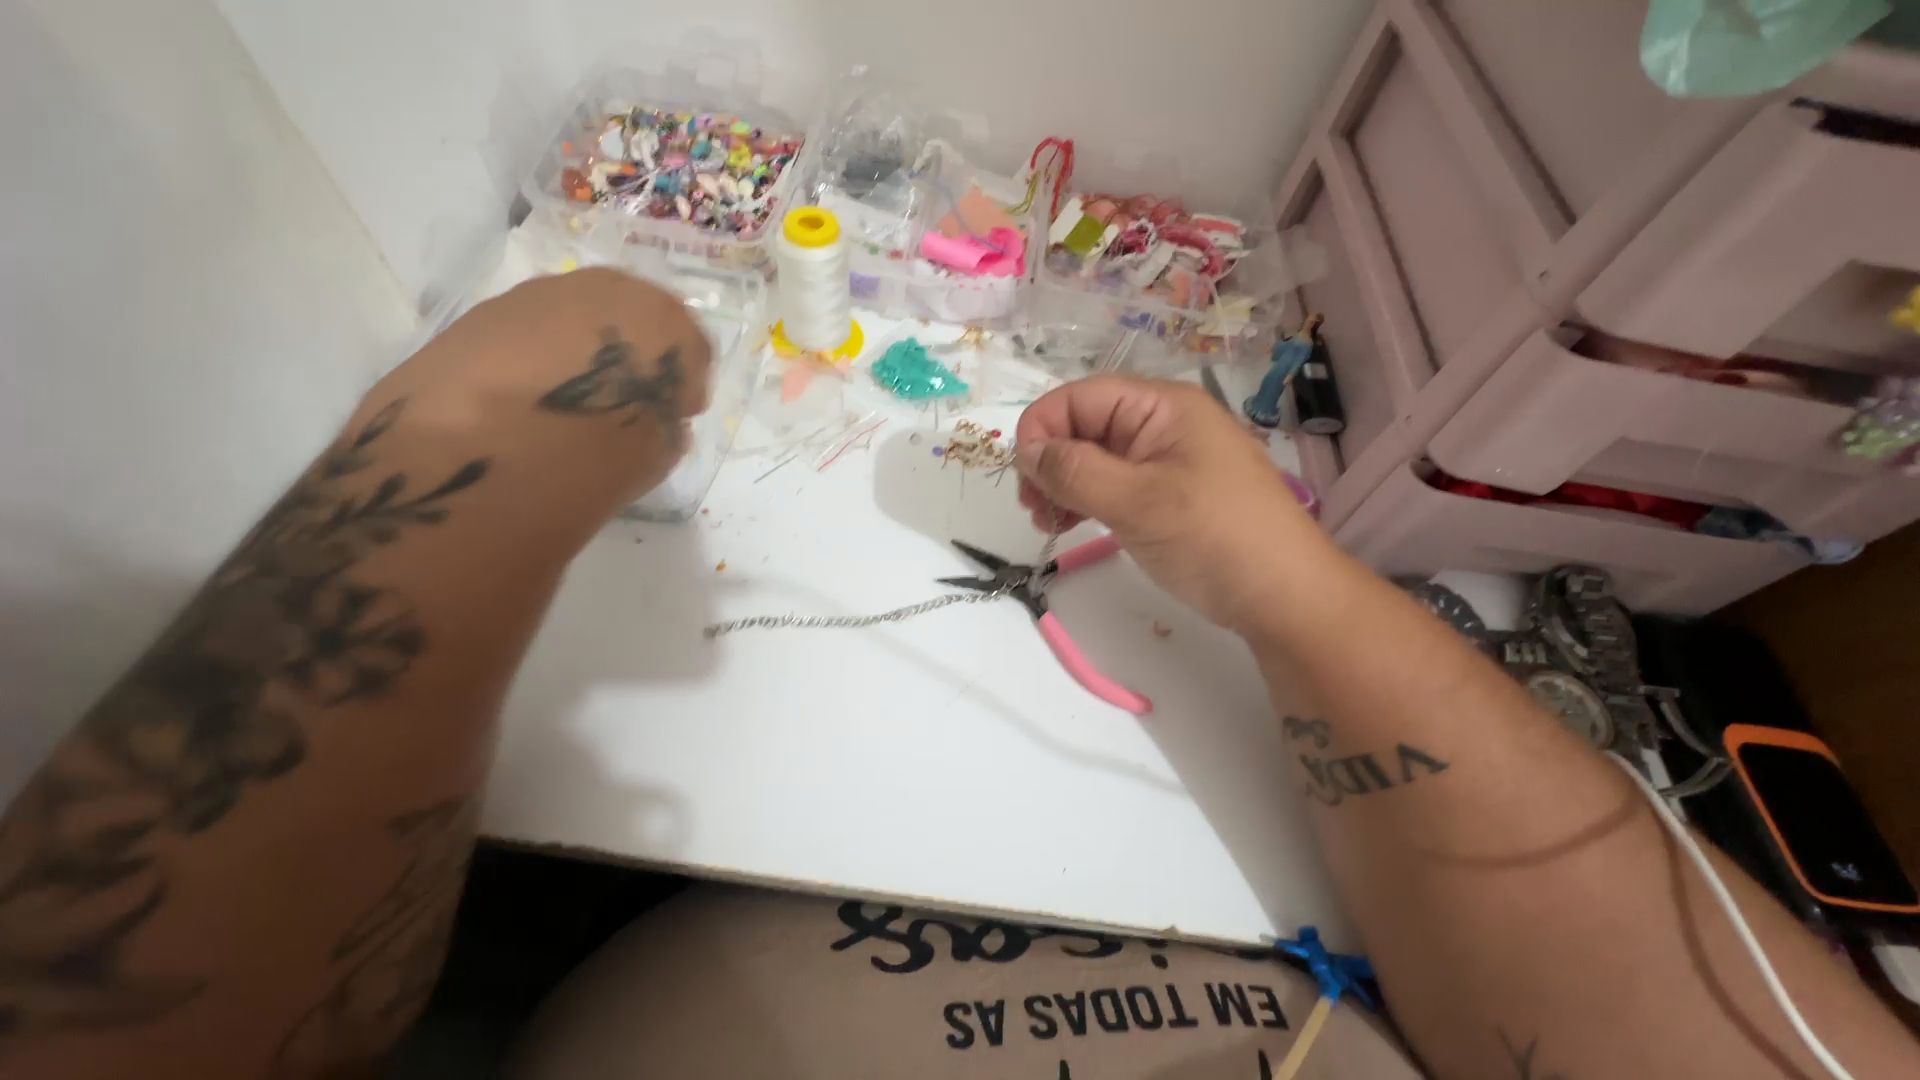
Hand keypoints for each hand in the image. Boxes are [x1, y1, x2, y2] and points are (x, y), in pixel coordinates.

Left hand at [361, 267, 713, 513]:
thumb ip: (666, 426)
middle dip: (639, 356)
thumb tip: (656, 415)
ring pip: (582, 318)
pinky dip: (543, 356)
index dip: (685, 385)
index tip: (673, 418)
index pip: (693, 347)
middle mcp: (605, 290)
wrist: (460, 454)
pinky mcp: (486, 310)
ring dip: (586, 352)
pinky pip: (535, 330)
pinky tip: (530, 398)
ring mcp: (540, 293)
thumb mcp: (650, 461)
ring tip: (574, 403)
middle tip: (626, 405)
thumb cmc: (581, 460)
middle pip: (638, 318)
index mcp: (662, 322)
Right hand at [1015, 376, 1322, 630]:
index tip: (1025, 481)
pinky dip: (1086, 500)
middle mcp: (1162, 424)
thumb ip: (1076, 471)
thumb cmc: (1214, 538)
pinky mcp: (1167, 495)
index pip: (1080, 397)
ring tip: (1050, 524)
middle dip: (1050, 461)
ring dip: (1063, 484)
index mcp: (1162, 406)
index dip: (1042, 430)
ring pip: (1094, 457)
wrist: (1284, 596)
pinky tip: (1072, 525)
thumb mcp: (1139, 502)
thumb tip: (1027, 451)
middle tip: (1035, 511)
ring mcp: (1166, 461)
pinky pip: (1113, 484)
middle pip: (1084, 425)